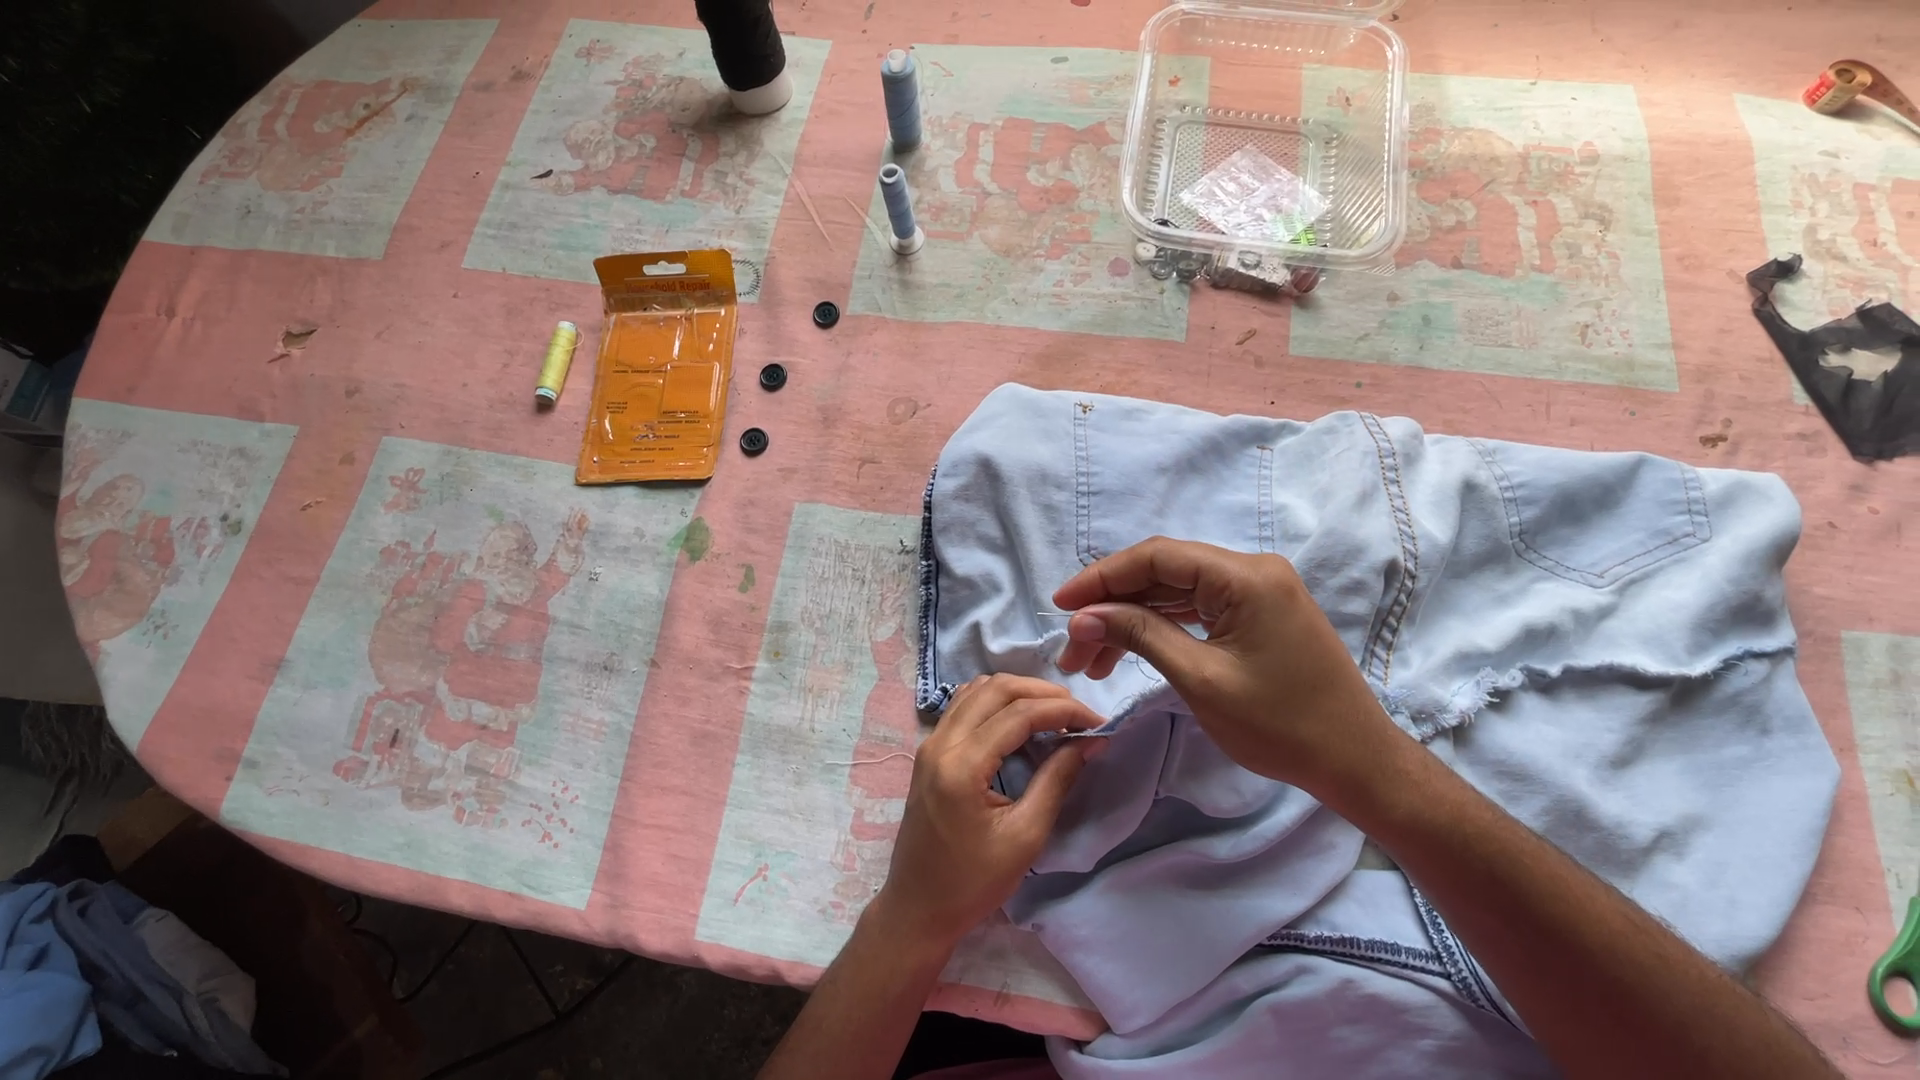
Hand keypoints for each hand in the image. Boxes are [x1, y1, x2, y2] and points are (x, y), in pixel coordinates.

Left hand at [874, 675, 1103, 947]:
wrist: (918, 909)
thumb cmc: (973, 882)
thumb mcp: (1025, 835)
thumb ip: (1057, 779)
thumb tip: (1090, 740)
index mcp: (961, 765)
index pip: (1019, 713)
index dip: (1064, 710)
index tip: (1098, 723)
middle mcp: (940, 743)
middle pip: (996, 688)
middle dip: (1043, 693)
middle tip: (1080, 714)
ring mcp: (929, 744)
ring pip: (978, 690)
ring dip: (1019, 693)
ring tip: (1056, 715)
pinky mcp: (929, 752)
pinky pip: (964, 706)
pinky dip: (996, 703)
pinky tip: (1020, 723)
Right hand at [1052, 537, 1398, 792]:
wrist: (1355, 761)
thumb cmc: (1281, 725)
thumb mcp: (1201, 679)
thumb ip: (1141, 635)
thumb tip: (1083, 616)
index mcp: (1245, 576)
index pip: (1157, 557)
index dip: (1101, 577)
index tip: (1060, 604)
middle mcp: (1252, 571)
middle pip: (1163, 574)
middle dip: (1111, 607)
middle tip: (1071, 648)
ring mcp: (1258, 592)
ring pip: (1175, 594)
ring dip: (1131, 621)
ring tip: (1091, 661)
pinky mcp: (1258, 615)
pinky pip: (1197, 610)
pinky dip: (1160, 629)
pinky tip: (1128, 651)